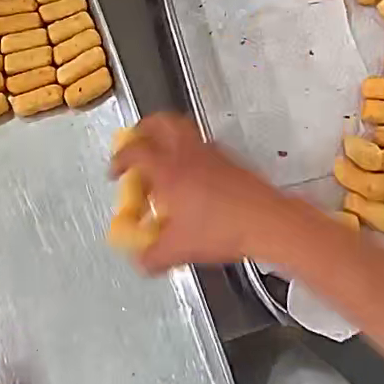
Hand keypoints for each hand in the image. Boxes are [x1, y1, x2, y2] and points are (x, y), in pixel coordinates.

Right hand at [111, 113, 348, 273]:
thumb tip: (143, 260)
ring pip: (182, 128)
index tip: (116, 170)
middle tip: (136, 140)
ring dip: (167, 134)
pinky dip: (190, 149)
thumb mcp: (177, 250)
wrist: (267, 222)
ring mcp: (210, 153)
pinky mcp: (229, 159)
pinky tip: (193, 171)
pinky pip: (202, 144)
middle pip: (159, 122)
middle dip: (143, 129)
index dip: (119, 159)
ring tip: (162, 152)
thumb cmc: (224, 229)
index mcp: (168, 170)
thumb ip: (152, 256)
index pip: (134, 152)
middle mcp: (187, 155)